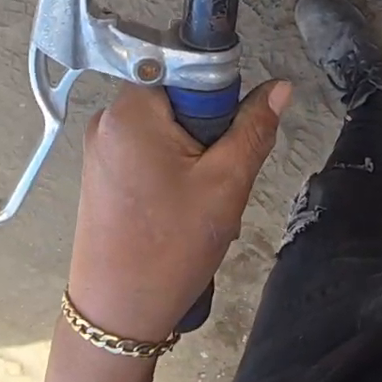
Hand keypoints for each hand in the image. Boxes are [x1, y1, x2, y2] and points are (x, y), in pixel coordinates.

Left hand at [66, 80, 291, 342]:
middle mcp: (107, 119)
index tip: (226, 131)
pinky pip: (147, 151)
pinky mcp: (101, 173)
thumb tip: (281, 87)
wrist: (116, 316)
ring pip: (165, 127)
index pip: (183, 66)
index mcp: (130, 110)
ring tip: (200, 200)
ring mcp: (100, 148)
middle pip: (174, 97)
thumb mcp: (226, 184)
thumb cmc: (170, 248)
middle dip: (206, 130)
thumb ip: (253, 128)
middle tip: (218, 176)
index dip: (214, 93)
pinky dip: (172, 170)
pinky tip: (181, 208)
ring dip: (192, 154)